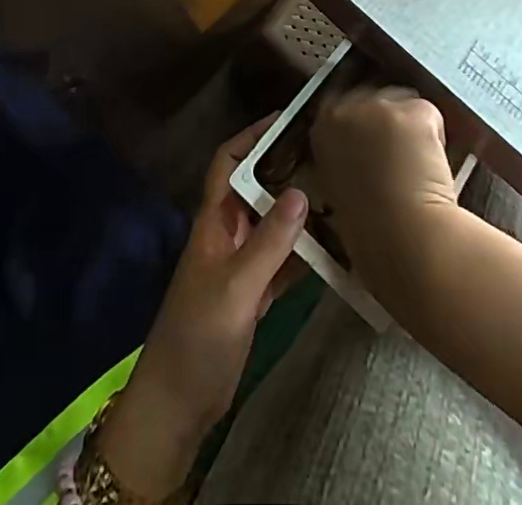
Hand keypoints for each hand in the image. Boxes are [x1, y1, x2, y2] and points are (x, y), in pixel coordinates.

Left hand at [94, 115, 306, 498]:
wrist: (178, 404)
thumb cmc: (197, 337)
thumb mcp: (235, 287)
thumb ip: (269, 242)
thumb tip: (302, 192)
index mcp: (213, 224)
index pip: (228, 164)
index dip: (252, 137)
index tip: (288, 118)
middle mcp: (229, 235)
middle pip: (258, 188)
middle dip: (288, 167)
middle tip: (331, 151)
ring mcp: (243, 264)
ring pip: (276, 222)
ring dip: (303, 208)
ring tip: (343, 188)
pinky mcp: (256, 290)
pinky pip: (286, 258)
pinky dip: (309, 249)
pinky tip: (338, 242)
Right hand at [309, 86, 459, 276]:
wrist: (400, 235)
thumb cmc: (367, 227)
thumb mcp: (337, 183)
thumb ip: (345, 154)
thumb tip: (363, 146)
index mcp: (322, 127)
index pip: (345, 101)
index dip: (366, 118)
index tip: (378, 134)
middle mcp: (348, 107)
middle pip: (378, 95)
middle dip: (392, 118)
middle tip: (402, 154)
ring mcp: (383, 105)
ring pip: (407, 102)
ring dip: (414, 124)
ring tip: (416, 164)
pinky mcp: (416, 109)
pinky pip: (431, 114)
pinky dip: (437, 135)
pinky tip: (432, 164)